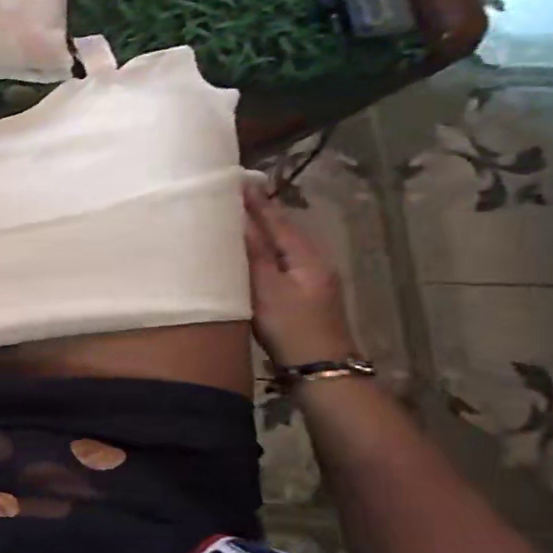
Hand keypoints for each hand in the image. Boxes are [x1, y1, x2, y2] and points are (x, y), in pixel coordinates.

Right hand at [243, 181, 357, 366]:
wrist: (321, 372)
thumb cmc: (292, 328)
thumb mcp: (267, 288)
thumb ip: (254, 253)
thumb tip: (242, 217)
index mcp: (306, 255)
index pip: (277, 219)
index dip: (256, 201)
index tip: (236, 180)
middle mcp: (314, 262)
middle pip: (284, 230)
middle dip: (259, 213)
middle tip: (231, 196)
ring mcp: (312, 281)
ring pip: (283, 247)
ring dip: (261, 233)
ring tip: (235, 221)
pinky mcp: (304, 298)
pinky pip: (281, 264)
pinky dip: (264, 253)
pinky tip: (251, 257)